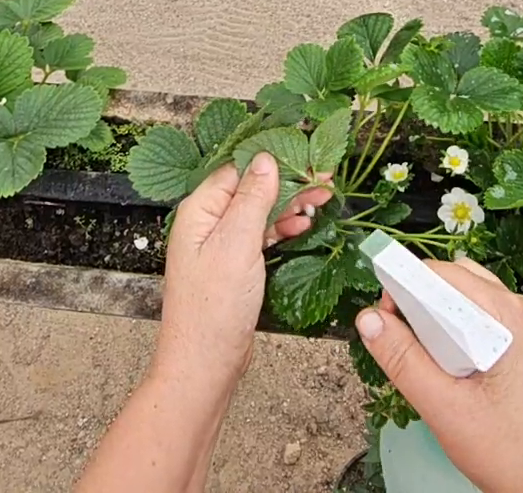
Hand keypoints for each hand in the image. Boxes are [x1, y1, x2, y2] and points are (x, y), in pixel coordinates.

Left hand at [155, 153, 333, 388]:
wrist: (205, 366)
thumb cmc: (212, 310)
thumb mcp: (236, 245)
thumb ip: (253, 199)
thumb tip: (266, 160)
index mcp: (200, 210)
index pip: (239, 168)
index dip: (273, 160)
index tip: (304, 155)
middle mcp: (207, 222)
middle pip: (252, 187)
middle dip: (287, 180)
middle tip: (322, 177)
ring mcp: (220, 244)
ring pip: (259, 210)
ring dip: (289, 203)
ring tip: (321, 197)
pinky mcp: (233, 264)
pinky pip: (260, 233)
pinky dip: (282, 226)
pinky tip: (301, 224)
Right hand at [356, 257, 522, 492]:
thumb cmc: (516, 455)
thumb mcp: (445, 409)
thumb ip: (402, 360)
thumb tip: (369, 320)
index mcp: (504, 316)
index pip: (439, 275)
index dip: (402, 288)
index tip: (381, 314)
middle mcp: (516, 310)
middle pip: (449, 280)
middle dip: (416, 304)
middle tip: (401, 344)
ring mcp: (521, 324)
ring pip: (460, 296)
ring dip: (434, 318)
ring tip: (426, 361)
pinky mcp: (520, 340)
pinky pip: (475, 316)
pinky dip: (452, 331)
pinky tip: (448, 368)